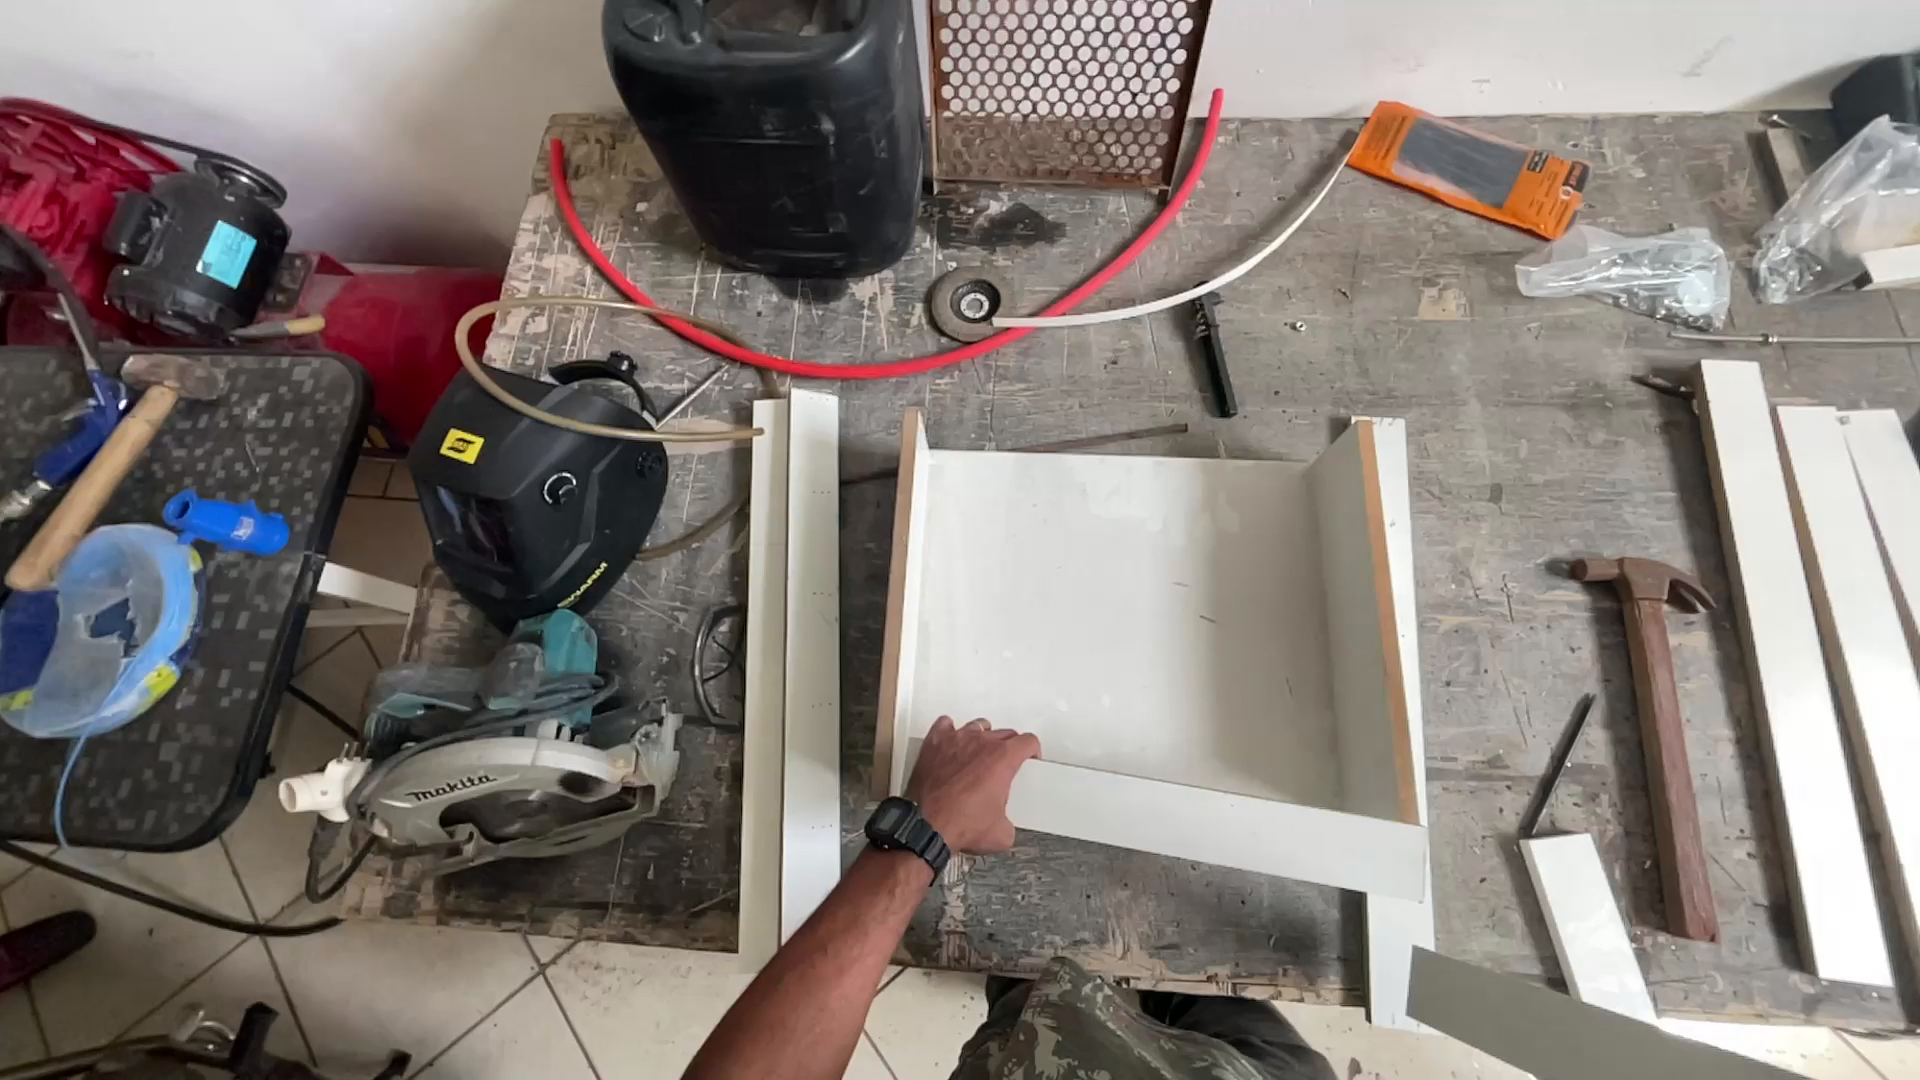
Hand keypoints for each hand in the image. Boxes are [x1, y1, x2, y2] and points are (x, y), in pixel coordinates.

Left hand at [905, 716, 1041, 854]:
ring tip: (980, 751)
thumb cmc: (959, 822)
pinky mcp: (934, 743)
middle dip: (1009, 745)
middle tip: (1006, 762)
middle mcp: (981, 743)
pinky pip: (945, 725)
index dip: (1032, 749)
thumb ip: (1009, 822)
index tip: (1029, 756)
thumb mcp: (1000, 834)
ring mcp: (956, 739)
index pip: (1027, 741)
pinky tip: (951, 741)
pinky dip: (950, 732)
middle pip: (1004, 732)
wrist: (926, 825)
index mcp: (1003, 758)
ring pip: (977, 726)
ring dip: (982, 737)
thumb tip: (1004, 826)